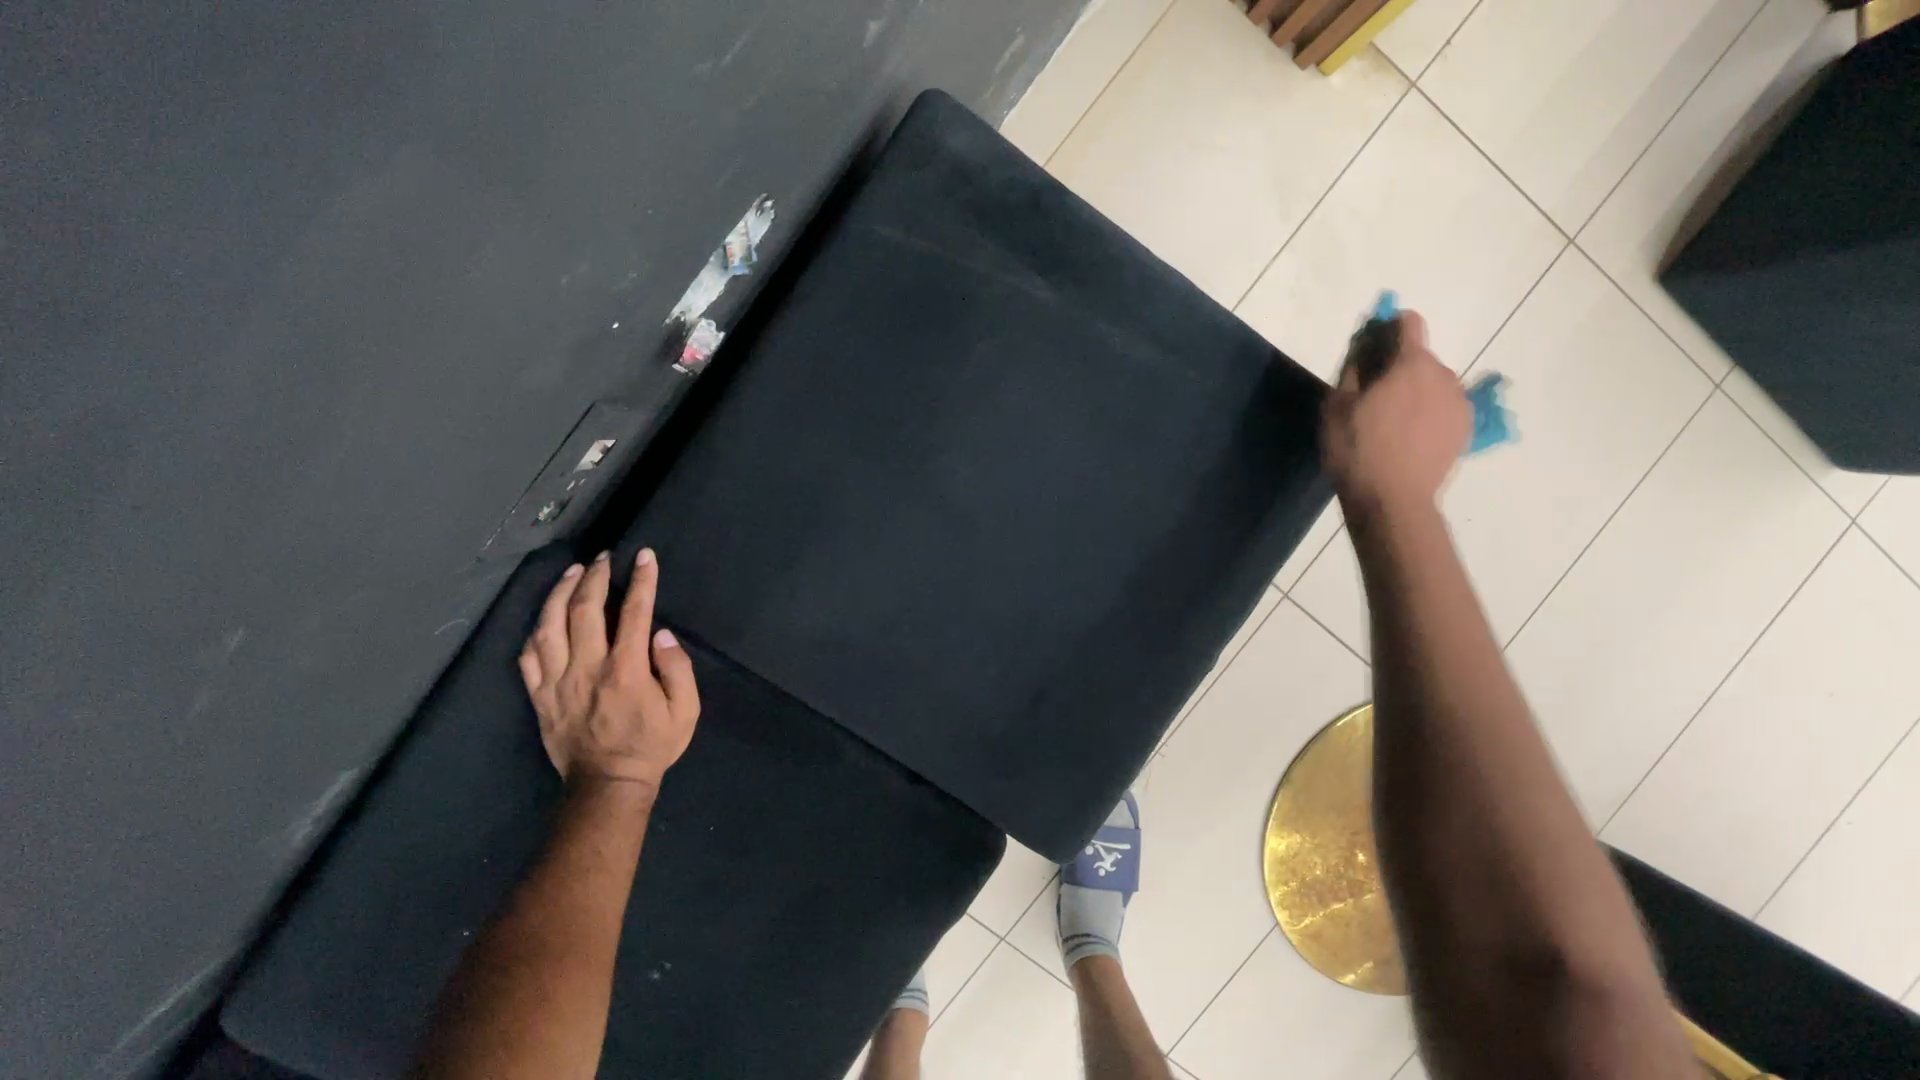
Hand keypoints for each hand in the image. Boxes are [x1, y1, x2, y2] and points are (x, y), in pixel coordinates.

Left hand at [518, 548, 701, 793]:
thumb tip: (661, 634)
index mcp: (627, 670)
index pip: (636, 612)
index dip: (642, 580)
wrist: (608, 785)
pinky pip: (528, 656)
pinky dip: (535, 631)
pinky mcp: (540, 696)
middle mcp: (589, 668)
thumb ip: (677, 669)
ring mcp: (558, 682)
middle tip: (604, 558)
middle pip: (585, 609)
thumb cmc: (651, 746)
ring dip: (560, 593)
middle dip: (596, 576)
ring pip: (549, 626)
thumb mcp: (686, 712)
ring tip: (572, 573)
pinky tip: (544, 617)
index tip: (644, 556)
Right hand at [1321, 309, 1470, 516]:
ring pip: (1435, 384)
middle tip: (1374, 396)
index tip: (1373, 346)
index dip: (1389, 328)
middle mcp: (1444, 375)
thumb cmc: (1357, 451)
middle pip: (1421, 357)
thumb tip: (1363, 348)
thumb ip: (1353, 370)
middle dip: (1399, 367)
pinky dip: (1430, 413)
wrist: (1393, 501)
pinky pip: (1445, 407)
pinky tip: (1410, 437)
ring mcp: (1460, 403)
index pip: (1409, 324)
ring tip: (1392, 422)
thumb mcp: (1337, 407)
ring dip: (1416, 391)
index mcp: (1411, 364)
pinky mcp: (1466, 429)